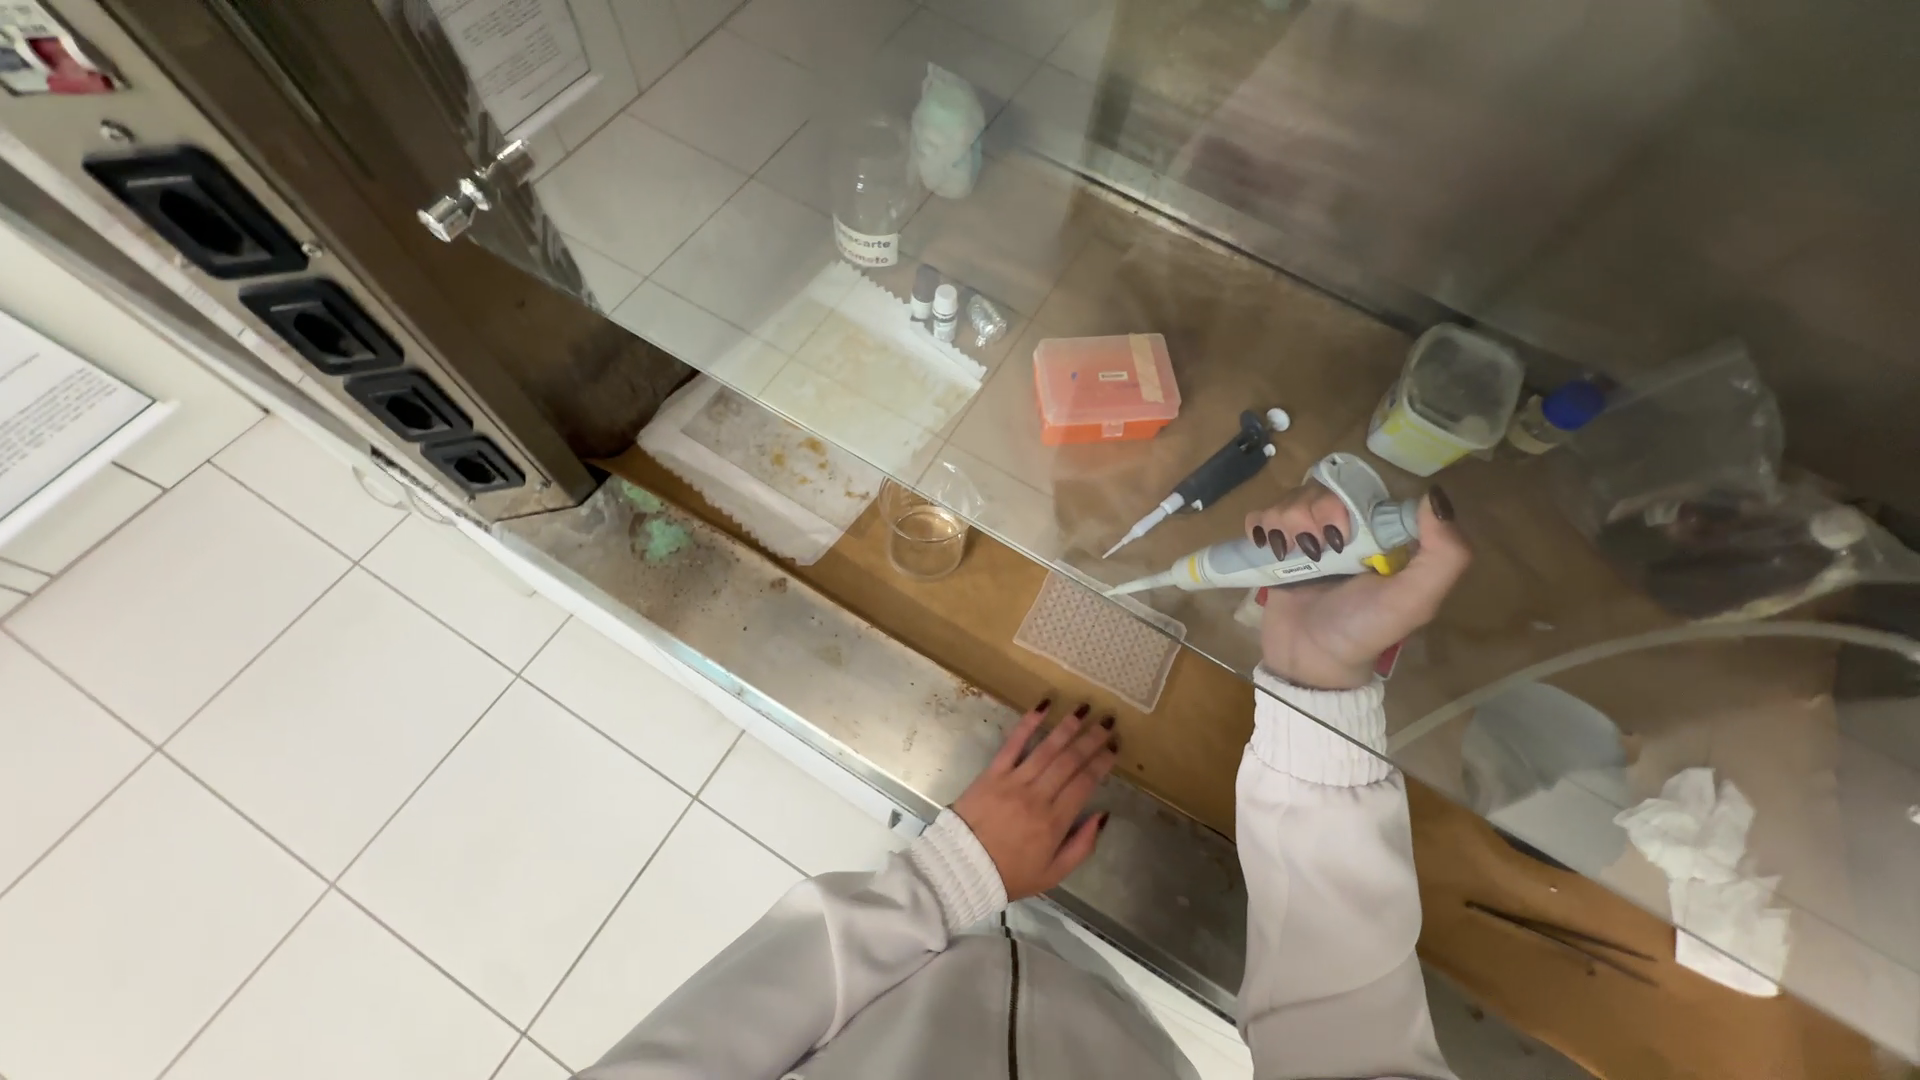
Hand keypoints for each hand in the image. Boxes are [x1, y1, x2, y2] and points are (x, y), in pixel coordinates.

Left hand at [951, 700, 1116, 899]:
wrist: (961, 870)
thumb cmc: (1010, 874)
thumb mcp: (1053, 874)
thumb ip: (1082, 846)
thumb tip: (1102, 815)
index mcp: (1055, 822)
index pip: (1085, 783)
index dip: (1102, 763)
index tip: (1115, 747)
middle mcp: (1037, 796)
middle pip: (1070, 761)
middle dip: (1092, 739)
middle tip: (1108, 721)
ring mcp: (1014, 781)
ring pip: (1046, 748)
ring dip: (1067, 726)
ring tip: (1084, 709)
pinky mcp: (992, 773)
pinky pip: (1013, 744)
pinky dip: (1028, 723)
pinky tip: (1043, 707)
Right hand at [1244, 484, 1470, 689]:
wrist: (1309, 660)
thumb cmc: (1363, 630)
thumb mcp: (1415, 599)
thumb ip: (1444, 554)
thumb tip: (1434, 497)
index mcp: (1378, 536)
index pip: (1359, 491)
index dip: (1344, 502)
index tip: (1341, 531)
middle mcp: (1342, 532)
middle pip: (1318, 490)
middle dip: (1311, 514)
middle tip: (1316, 549)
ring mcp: (1304, 540)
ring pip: (1287, 500)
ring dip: (1284, 523)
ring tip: (1290, 554)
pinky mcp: (1273, 551)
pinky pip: (1259, 516)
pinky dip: (1259, 526)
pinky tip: (1268, 548)